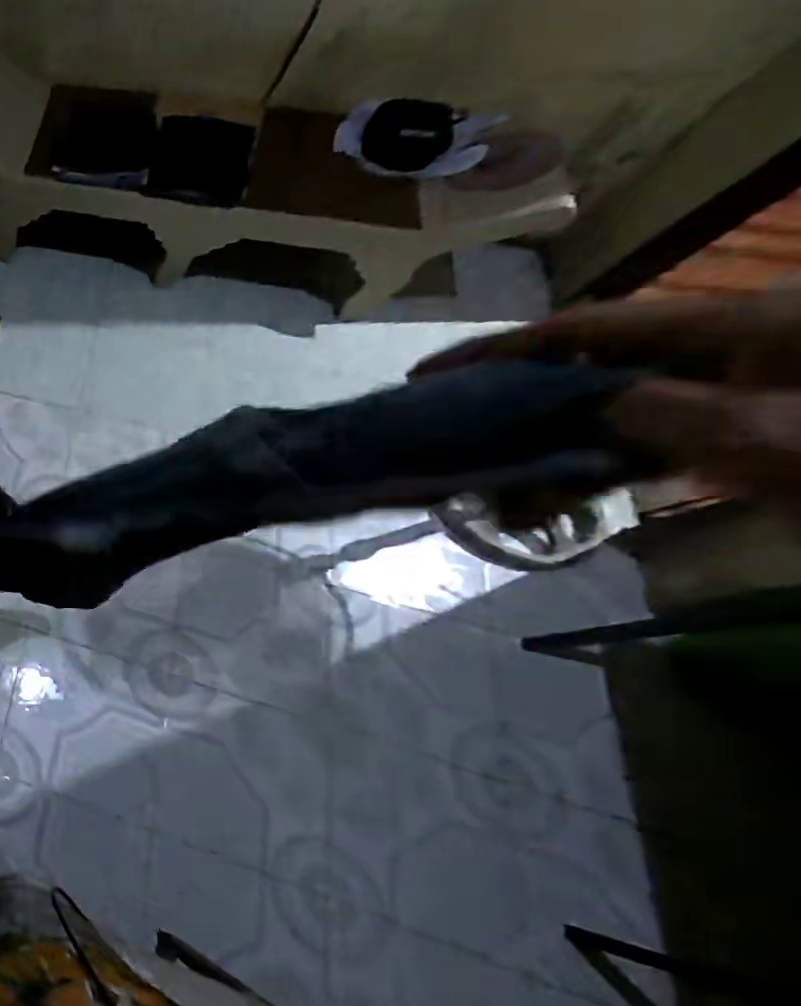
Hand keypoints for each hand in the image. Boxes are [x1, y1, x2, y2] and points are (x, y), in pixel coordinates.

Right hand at [408, 295, 800, 510]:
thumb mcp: (763, 436)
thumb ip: (654, 414)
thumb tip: (577, 407)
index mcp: (733, 326)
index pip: (584, 328)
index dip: (498, 349)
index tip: (427, 374)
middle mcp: (729, 343)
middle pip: (593, 364)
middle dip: (518, 402)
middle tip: (457, 434)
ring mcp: (742, 385)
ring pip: (618, 407)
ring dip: (555, 446)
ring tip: (501, 483)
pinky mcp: (752, 423)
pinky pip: (656, 436)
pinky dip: (604, 465)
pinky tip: (562, 496)